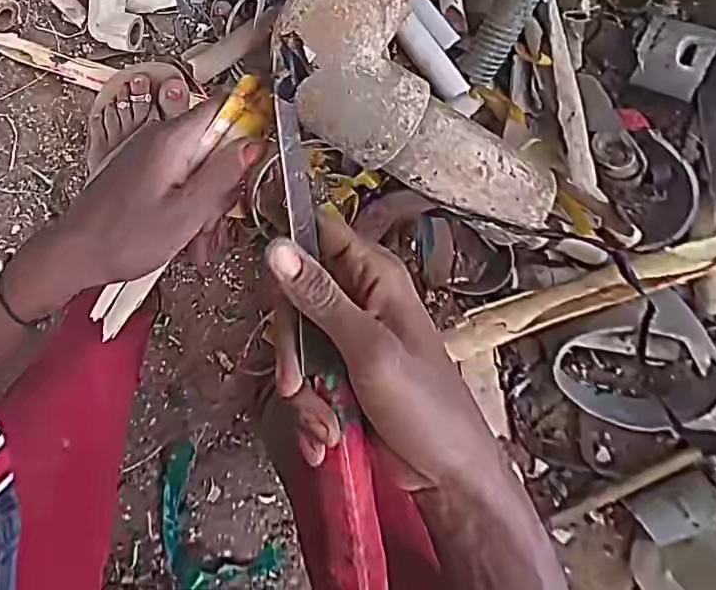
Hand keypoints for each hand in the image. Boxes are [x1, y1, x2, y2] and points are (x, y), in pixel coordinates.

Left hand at [2, 95, 264, 318]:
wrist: (74, 254)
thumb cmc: (124, 237)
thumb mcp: (186, 212)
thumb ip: (223, 175)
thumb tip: (254, 143)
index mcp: (170, 140)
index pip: (221, 106)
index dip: (248, 121)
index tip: (263, 149)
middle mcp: (159, 139)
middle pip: (212, 145)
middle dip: (225, 183)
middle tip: (218, 222)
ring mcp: (149, 155)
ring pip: (197, 168)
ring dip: (206, 204)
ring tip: (197, 243)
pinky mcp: (142, 172)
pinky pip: (178, 180)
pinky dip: (187, 206)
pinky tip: (185, 238)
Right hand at [266, 207, 492, 493]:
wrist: (450, 484)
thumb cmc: (430, 411)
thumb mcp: (371, 349)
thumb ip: (320, 298)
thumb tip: (277, 248)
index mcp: (374, 274)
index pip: (317, 231)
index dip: (286, 245)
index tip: (266, 275)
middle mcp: (356, 296)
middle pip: (293, 291)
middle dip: (290, 343)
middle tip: (296, 378)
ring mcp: (344, 335)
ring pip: (293, 338)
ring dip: (301, 385)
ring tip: (325, 421)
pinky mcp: (336, 370)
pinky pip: (301, 373)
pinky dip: (307, 406)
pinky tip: (326, 432)